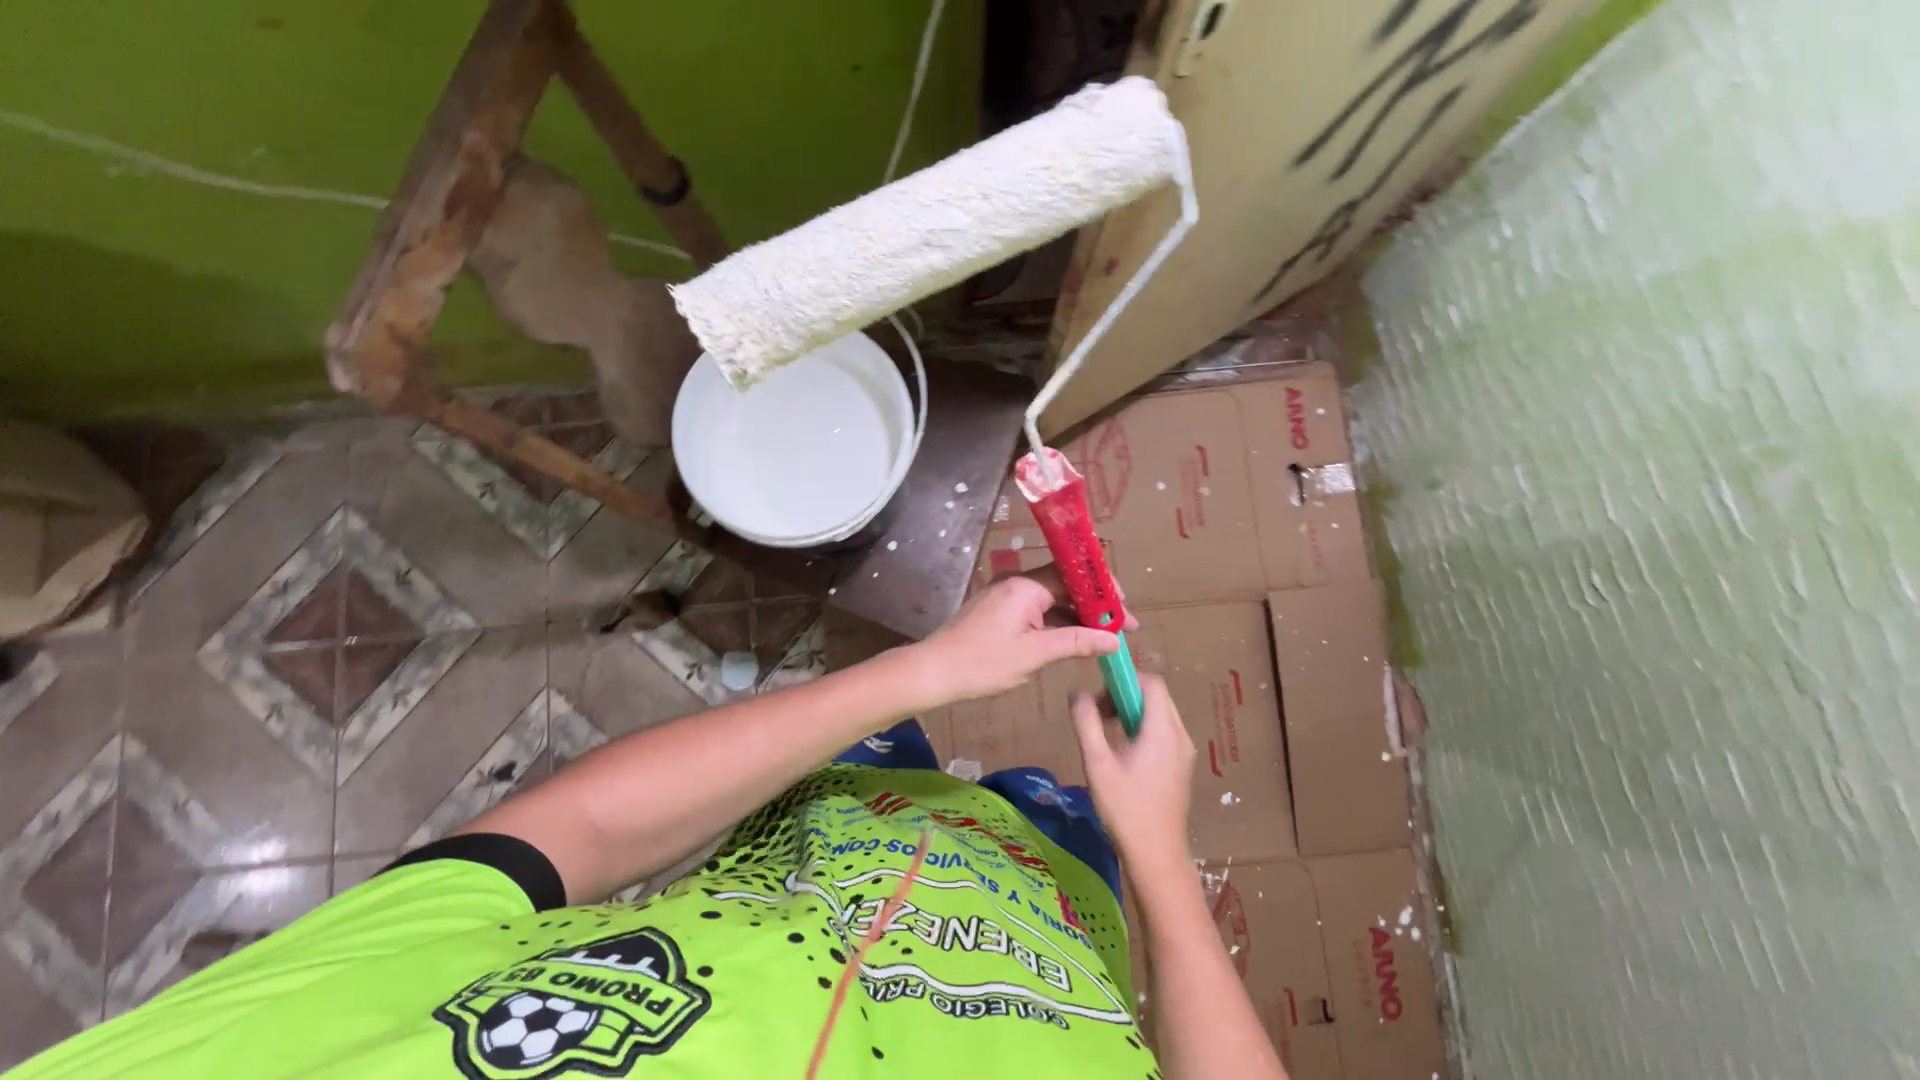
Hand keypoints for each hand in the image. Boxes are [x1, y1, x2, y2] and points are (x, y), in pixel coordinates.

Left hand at [905, 573, 1123, 710]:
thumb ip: (1075, 642)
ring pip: (1052, 598)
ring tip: (1106, 635)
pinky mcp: (999, 611)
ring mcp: (1006, 596)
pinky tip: (1075, 638)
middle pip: (1065, 585)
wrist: (933, 672)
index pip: (1074, 576)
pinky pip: (1037, 609)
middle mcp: (1016, 583)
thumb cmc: (982, 663)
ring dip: (1078, 615)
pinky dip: (1058, 621)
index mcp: (1025, 586)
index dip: (1104, 591)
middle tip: (1123, 627)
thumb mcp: (1034, 655)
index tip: (1125, 608)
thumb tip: (1112, 640)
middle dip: (1096, 605)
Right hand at [1070, 674, 1195, 872]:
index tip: (1100, 694)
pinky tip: (1124, 753)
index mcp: (1163, 730)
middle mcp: (1180, 735)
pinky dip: (1144, 729)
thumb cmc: (1125, 807)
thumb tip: (1078, 692)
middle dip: (1126, 696)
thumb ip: (1087, 722)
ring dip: (1134, 713)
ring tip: (1107, 733)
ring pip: (1161, 714)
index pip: (1152, 682)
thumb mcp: (1097, 763)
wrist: (1156, 853)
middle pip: (1157, 696)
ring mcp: (1185, 752)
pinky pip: (1165, 733)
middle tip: (1099, 714)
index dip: (1125, 679)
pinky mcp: (1182, 767)